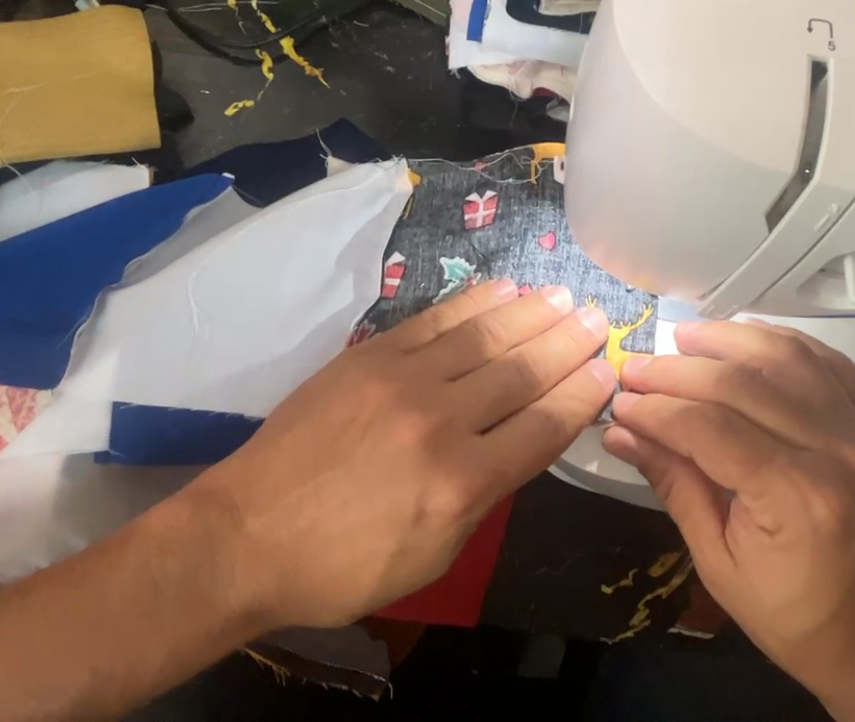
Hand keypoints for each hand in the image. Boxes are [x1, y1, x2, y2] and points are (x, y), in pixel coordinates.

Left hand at [173, 279, 614, 629]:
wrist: (246, 534)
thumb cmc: (343, 565)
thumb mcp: (432, 555)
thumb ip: (484, 494)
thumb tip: (521, 440)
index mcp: (463, 484)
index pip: (543, 426)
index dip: (582, 393)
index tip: (608, 367)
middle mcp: (442, 422)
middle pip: (522, 373)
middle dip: (567, 344)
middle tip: (599, 318)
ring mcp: (403, 381)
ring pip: (484, 338)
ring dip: (530, 314)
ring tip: (563, 297)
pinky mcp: (370, 356)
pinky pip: (434, 321)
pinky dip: (474, 303)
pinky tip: (503, 290)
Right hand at [605, 321, 854, 720]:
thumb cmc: (792, 616)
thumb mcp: (717, 562)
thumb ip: (673, 484)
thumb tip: (619, 431)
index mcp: (796, 498)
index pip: (710, 427)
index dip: (657, 409)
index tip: (619, 401)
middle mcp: (836, 452)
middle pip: (743, 384)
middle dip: (678, 370)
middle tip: (635, 368)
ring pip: (787, 357)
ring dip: (729, 338)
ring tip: (684, 336)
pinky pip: (827, 363)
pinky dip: (782, 342)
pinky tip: (745, 339)